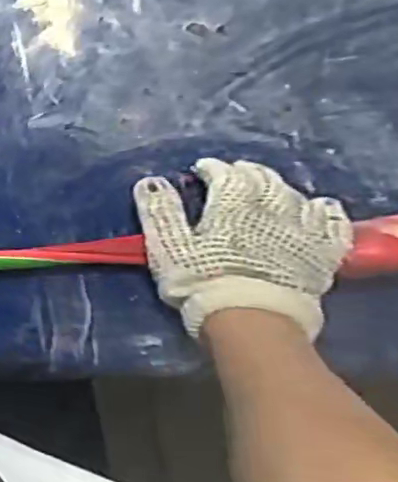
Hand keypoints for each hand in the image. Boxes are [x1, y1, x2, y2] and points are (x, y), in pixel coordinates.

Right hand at [134, 158, 352, 339]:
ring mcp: (302, 231)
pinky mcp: (322, 250)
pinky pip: (331, 222)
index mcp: (231, 210)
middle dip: (249, 173)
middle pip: (265, 184)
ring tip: (267, 185)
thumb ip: (159, 212)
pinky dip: (325, 209)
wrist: (250, 314)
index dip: (214, 168)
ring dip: (280, 186)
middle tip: (235, 170)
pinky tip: (319, 205)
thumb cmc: (199, 279)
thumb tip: (150, 180)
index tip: (201, 166)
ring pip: (296, 197)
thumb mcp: (167, 246)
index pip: (227, 178)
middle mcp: (272, 213)